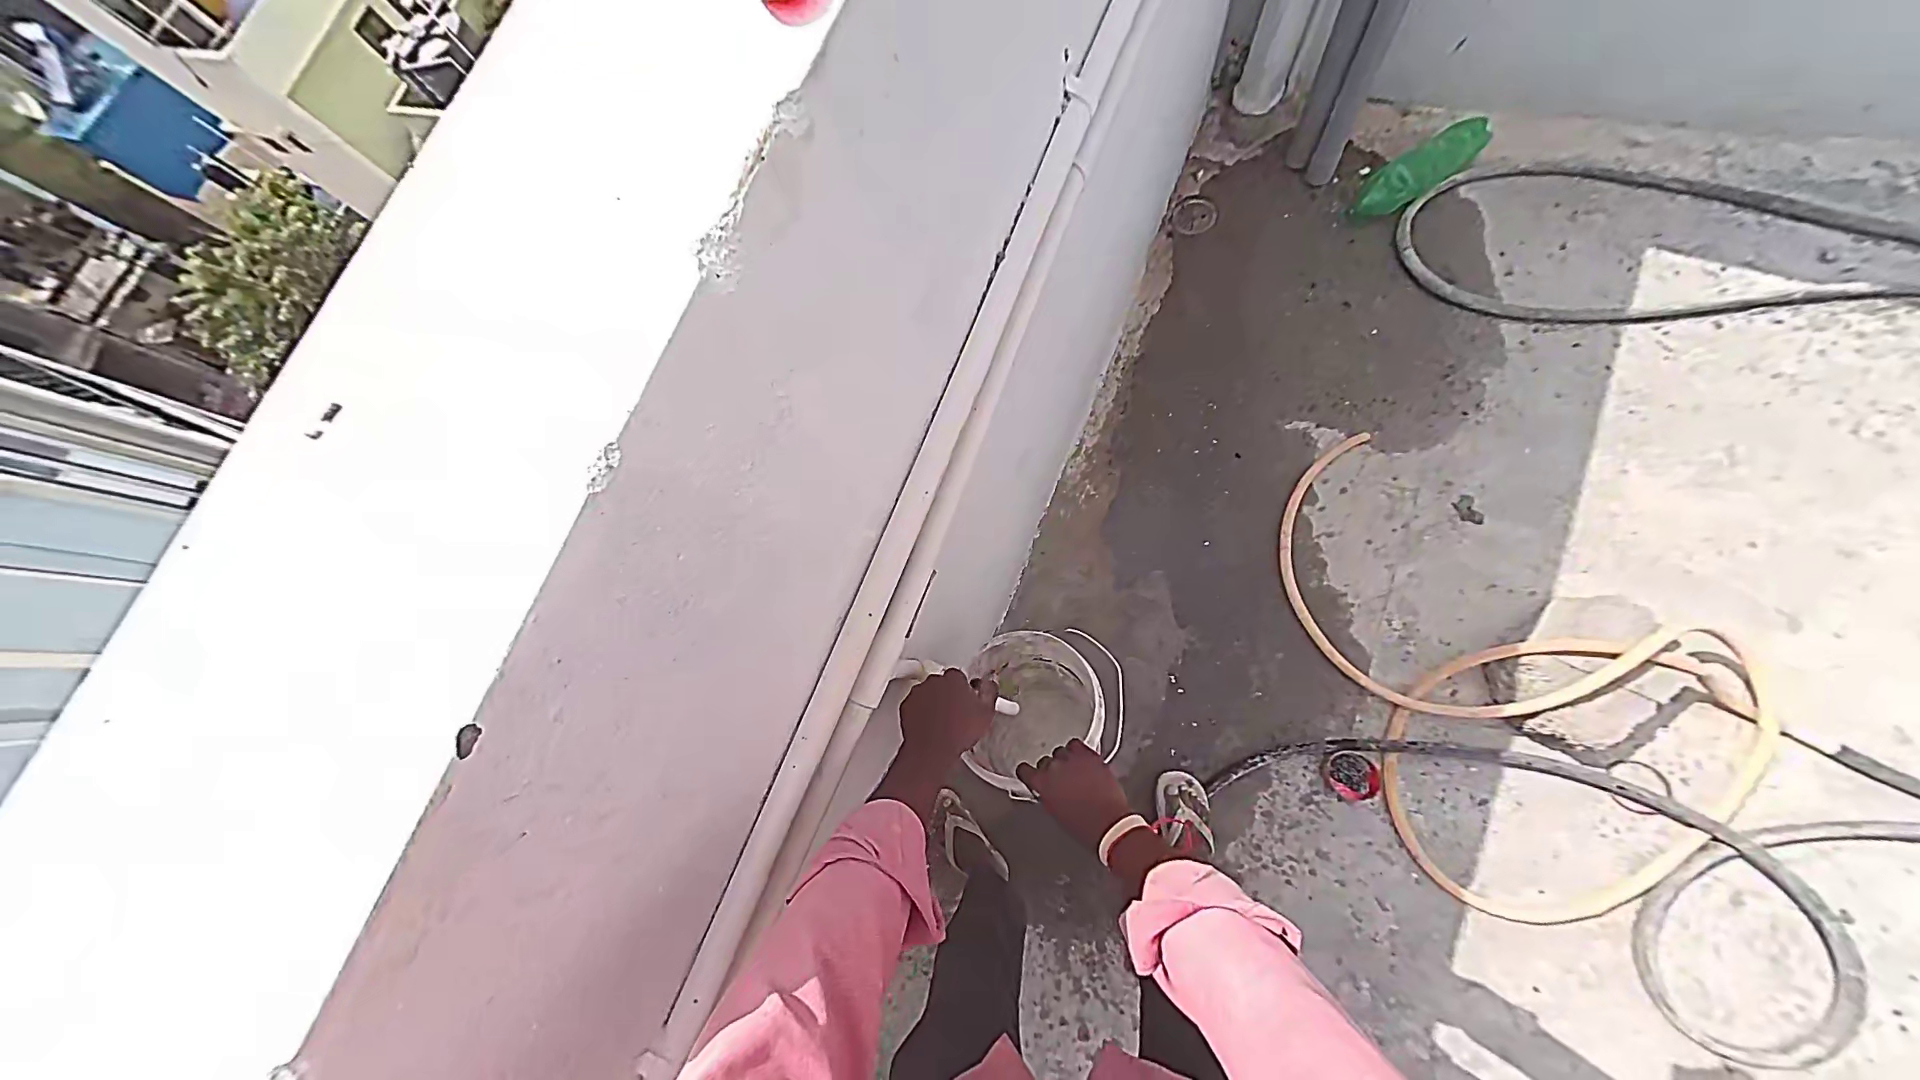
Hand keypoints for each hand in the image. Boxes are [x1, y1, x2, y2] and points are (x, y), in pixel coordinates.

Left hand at [871, 669, 997, 821]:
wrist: (932, 750)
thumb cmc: (958, 732)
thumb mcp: (986, 712)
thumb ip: (989, 692)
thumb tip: (990, 685)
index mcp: (955, 678)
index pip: (961, 676)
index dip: (965, 689)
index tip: (967, 699)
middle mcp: (934, 681)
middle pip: (943, 682)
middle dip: (948, 694)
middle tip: (956, 712)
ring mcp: (918, 692)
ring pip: (928, 692)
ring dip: (934, 701)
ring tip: (943, 721)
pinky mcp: (907, 704)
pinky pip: (915, 703)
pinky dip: (921, 710)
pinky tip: (930, 724)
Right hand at [1016, 739, 1134, 851]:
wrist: (1109, 823)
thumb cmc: (1084, 824)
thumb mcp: (1054, 811)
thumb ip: (1046, 793)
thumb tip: (1046, 788)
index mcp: (1042, 783)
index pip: (1024, 770)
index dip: (1028, 773)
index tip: (1031, 774)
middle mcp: (1054, 767)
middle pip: (1045, 760)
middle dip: (1051, 769)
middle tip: (1062, 780)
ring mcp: (1072, 759)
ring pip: (1061, 751)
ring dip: (1065, 759)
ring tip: (1074, 771)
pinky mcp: (1089, 755)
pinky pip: (1077, 745)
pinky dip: (1078, 751)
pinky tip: (1082, 761)